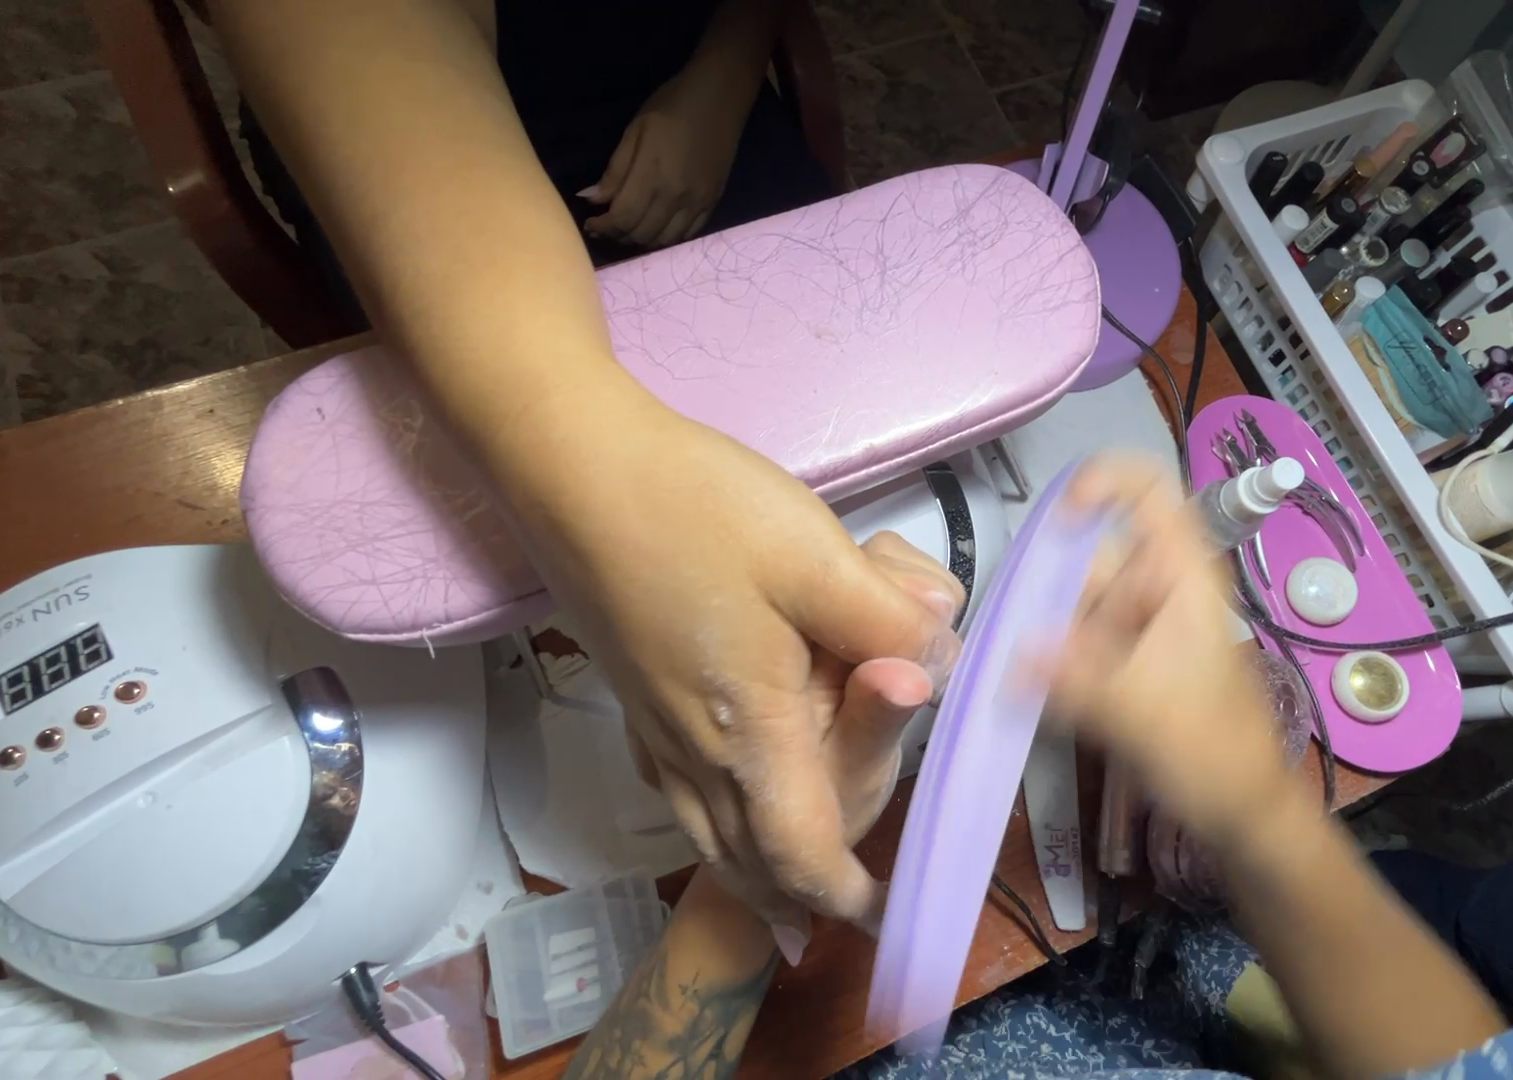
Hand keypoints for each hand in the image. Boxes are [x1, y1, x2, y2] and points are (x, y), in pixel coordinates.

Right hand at [537, 413, 960, 936]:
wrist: (575, 469)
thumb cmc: (700, 513)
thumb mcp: (818, 562)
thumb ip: (890, 625)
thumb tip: (937, 668)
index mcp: (746, 725)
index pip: (797, 847)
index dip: (838, 891)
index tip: (875, 912)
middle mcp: (690, 742)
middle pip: (741, 854)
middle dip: (790, 892)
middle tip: (825, 910)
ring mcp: (650, 717)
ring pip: (702, 822)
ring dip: (748, 860)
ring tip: (778, 876)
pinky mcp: (634, 683)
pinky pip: (676, 781)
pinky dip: (709, 811)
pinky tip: (716, 787)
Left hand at [578, 66, 744, 248]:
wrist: (719, 101)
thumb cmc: (671, 107)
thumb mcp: (635, 130)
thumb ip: (615, 170)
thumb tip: (593, 199)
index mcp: (652, 175)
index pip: (623, 217)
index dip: (603, 228)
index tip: (591, 225)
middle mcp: (676, 197)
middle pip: (642, 234)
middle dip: (619, 236)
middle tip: (607, 228)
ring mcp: (696, 205)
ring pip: (664, 241)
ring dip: (643, 241)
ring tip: (630, 229)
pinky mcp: (710, 206)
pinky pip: (686, 236)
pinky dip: (667, 238)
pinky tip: (656, 228)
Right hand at [1044, 455, 1298, 843]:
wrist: (1242, 809)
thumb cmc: (1216, 753)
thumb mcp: (1144, 713)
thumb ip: (1075, 681)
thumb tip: (1008, 656)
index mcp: (1183, 577)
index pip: (1150, 493)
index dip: (1104, 483)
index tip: (1060, 516)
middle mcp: (1160, 586)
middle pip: (1095, 555)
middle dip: (1064, 596)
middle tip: (1058, 652)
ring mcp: (1141, 620)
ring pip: (1079, 598)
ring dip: (1057, 633)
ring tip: (1061, 683)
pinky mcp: (1126, 653)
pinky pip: (1077, 633)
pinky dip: (1058, 655)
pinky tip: (1051, 689)